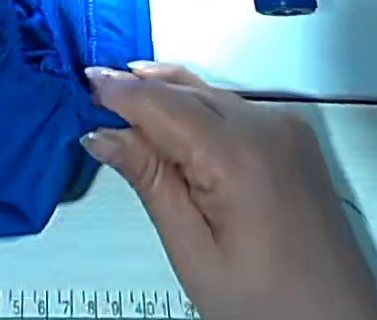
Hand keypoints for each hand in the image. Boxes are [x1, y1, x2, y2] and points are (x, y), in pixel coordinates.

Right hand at [81, 63, 376, 319]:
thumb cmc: (264, 308)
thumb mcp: (193, 252)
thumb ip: (149, 179)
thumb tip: (100, 132)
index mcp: (238, 153)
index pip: (162, 103)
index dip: (119, 90)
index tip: (84, 79)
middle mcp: (264, 124)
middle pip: (184, 90)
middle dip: (137, 86)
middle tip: (93, 84)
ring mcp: (283, 125)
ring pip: (206, 91)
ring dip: (164, 90)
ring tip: (122, 90)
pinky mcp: (292, 134)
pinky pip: (230, 104)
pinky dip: (195, 102)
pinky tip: (171, 110)